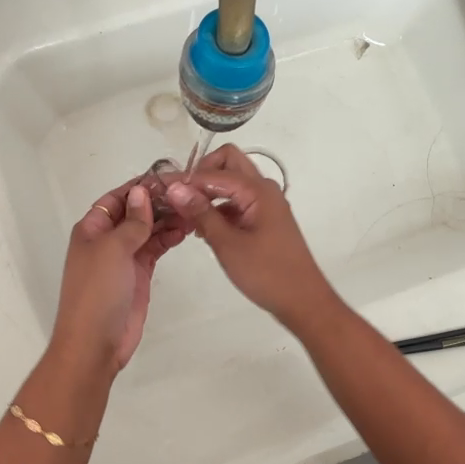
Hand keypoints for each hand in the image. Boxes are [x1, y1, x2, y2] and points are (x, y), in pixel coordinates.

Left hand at [50, 180, 189, 373]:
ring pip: (148, 230)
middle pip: (135, 212)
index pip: (117, 198)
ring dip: (167, 220)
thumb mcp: (112, 250)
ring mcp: (123, 258)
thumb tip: (141, 192)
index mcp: (91, 228)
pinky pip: (155, 249)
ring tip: (193, 211)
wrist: (95, 342)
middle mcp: (106, 239)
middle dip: (159, 203)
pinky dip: (168, 239)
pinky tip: (185, 231)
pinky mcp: (138, 274)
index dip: (141, 187)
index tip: (170, 178)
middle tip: (190, 195)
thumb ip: (131, 221)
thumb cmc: (97, 292)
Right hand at [164, 144, 340, 328]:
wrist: (302, 300)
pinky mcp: (266, 220)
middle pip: (228, 163)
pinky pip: (239, 202)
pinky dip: (220, 208)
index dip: (187, 179)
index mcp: (257, 190)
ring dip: (210, 191)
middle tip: (180, 197)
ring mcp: (267, 204)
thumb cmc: (266, 273)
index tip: (162, 191)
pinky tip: (203, 229)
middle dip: (202, 174)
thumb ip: (201, 213)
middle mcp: (264, 189)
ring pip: (233, 183)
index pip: (214, 172)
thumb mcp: (227, 243)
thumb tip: (175, 188)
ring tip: (186, 216)